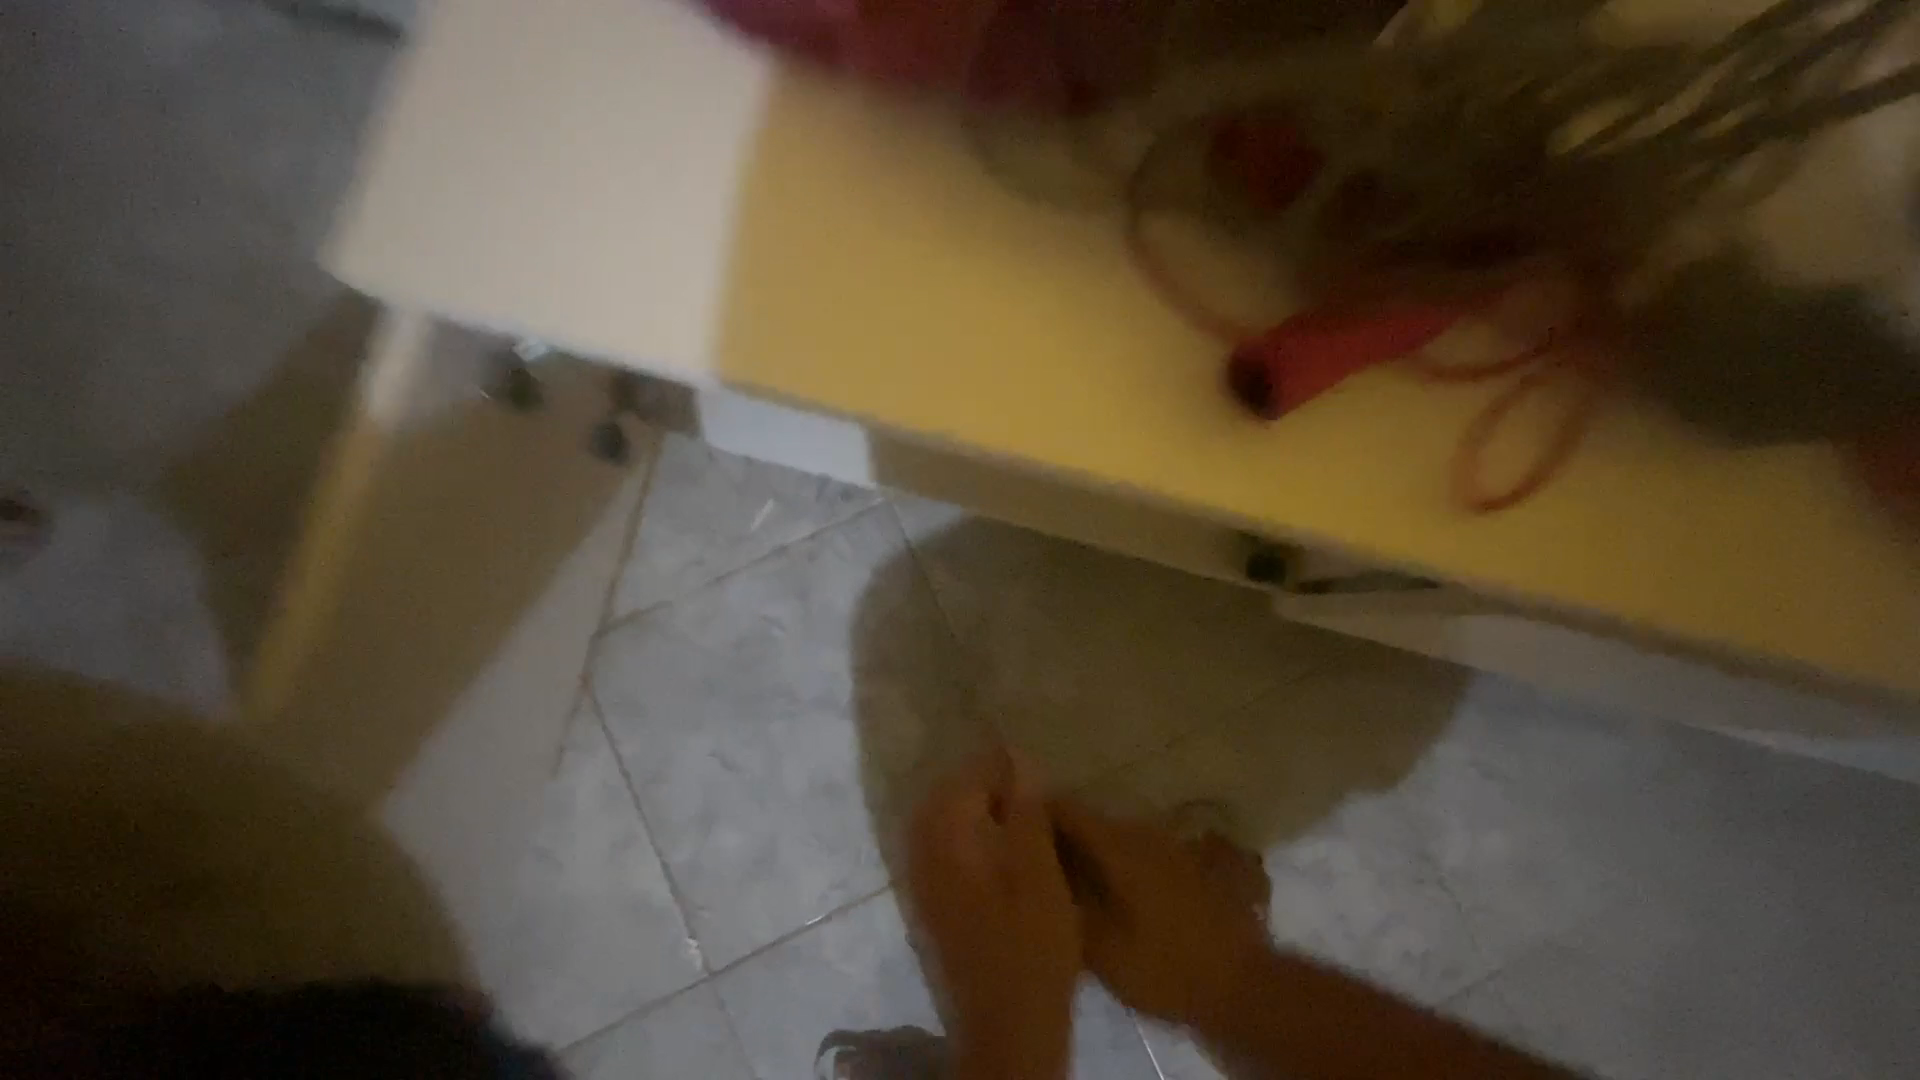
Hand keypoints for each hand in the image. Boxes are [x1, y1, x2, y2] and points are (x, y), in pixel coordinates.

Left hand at [906, 751, 1078, 1079]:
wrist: (1006, 1023)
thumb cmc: (1032, 944)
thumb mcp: (1040, 871)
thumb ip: (1025, 811)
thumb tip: (1016, 756)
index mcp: (948, 837)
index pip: (966, 778)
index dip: (996, 764)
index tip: (1027, 761)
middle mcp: (922, 851)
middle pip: (943, 795)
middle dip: (978, 781)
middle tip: (1019, 783)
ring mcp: (919, 879)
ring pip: (936, 820)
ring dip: (968, 808)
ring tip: (1009, 811)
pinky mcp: (925, 902)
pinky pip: (935, 847)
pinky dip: (960, 834)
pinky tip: (990, 847)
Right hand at [1050, 801, 1271, 1028]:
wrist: (1244, 987)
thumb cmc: (1165, 968)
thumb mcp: (1101, 948)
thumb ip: (1065, 901)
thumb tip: (1036, 868)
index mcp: (1117, 844)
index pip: (1064, 807)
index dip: (1033, 812)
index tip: (1007, 825)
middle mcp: (1141, 832)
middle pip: (1088, 821)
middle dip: (1058, 836)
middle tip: (1031, 863)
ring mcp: (1168, 846)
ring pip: (1114, 837)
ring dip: (1088, 851)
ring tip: (1066, 879)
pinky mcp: (1186, 865)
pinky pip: (1137, 853)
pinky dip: (1116, 864)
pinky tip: (1110, 892)